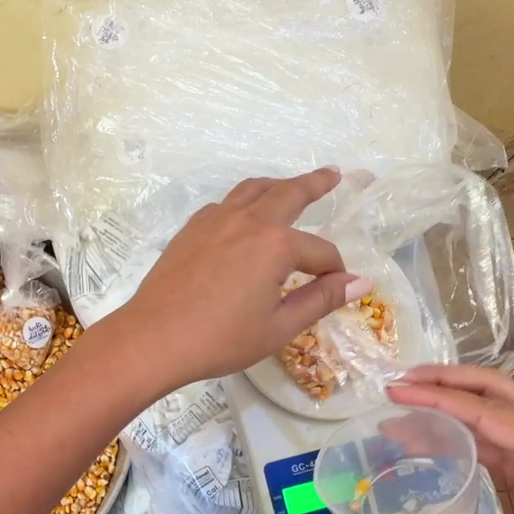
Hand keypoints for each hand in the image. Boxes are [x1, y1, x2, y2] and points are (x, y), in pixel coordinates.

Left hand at [105, 168, 368, 389]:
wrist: (153, 339)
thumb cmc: (220, 340)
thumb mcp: (278, 328)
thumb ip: (320, 300)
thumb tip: (359, 282)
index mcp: (276, 245)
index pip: (319, 252)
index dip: (333, 269)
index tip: (339, 285)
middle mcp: (248, 222)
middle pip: (289, 193)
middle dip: (315, 183)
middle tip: (334, 174)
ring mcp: (214, 221)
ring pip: (252, 190)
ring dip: (276, 184)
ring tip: (289, 184)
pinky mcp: (190, 230)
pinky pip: (224, 204)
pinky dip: (243, 202)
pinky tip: (243, 216)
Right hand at [386, 365, 513, 513]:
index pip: (490, 412)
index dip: (440, 399)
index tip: (397, 392)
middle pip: (500, 392)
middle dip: (450, 381)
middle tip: (402, 382)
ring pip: (501, 414)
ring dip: (457, 405)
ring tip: (411, 405)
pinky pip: (504, 441)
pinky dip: (469, 434)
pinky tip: (440, 440)